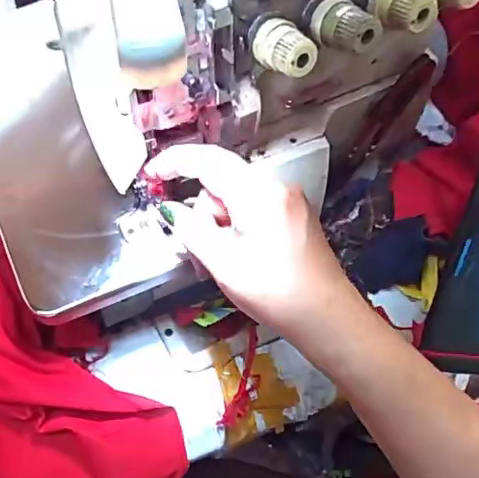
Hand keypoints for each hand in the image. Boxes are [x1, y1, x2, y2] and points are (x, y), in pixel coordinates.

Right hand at [151, 144, 368, 343]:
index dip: (174, 162)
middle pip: (219, 185)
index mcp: (258, 193)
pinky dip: (235, 232)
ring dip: (217, 228)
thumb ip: (192, 231)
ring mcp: (287, 204)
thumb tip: (173, 213)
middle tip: (198, 253)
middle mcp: (276, 189)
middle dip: (200, 215)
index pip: (207, 160)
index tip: (152, 173)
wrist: (326, 316)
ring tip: (221, 265)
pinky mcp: (292, 220)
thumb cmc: (278, 292)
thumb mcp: (222, 263)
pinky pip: (251, 214)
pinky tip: (237, 261)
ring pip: (233, 202)